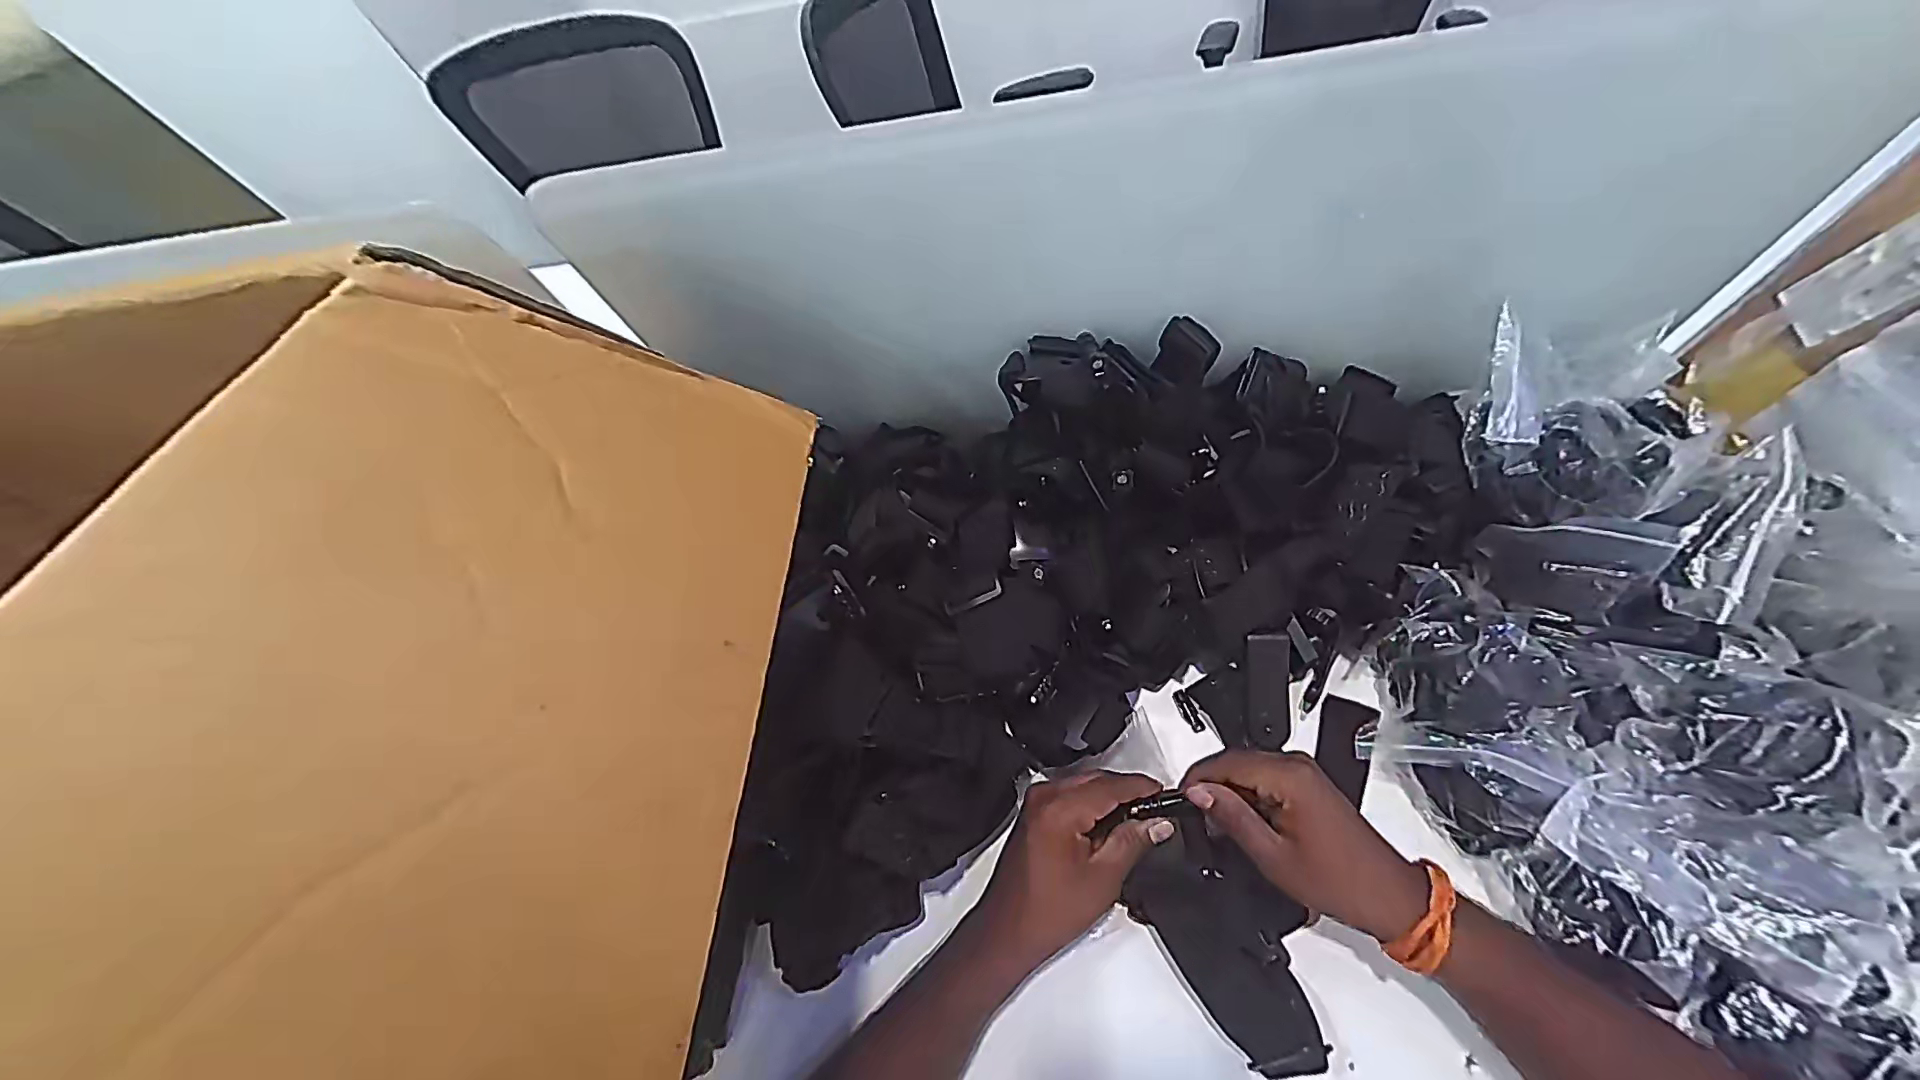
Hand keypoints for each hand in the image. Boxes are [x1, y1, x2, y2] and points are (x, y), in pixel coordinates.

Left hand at [968, 771, 1174, 968]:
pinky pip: (1069, 794)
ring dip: (1110, 797)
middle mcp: (1044, 797)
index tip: (1163, 793)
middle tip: (1155, 809)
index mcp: (1060, 809)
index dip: (1142, 788)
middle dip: (1127, 791)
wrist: (1010, 929)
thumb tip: (1156, 822)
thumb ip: (1133, 841)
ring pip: (1083, 785)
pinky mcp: (1033, 811)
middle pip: (1096, 780)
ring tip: (1136, 819)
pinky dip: (1091, 803)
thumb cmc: (1047, 911)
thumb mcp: (1104, 878)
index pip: (1110, 785)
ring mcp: (1035, 802)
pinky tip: (1108, 824)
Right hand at [1181, 750, 1428, 943]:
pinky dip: (1250, 796)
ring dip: (1231, 792)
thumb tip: (1200, 792)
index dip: (1197, 779)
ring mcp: (1305, 773)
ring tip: (1223, 825)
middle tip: (1199, 816)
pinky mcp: (1308, 784)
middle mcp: (1298, 766)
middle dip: (1212, 786)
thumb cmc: (1343, 881)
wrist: (1388, 897)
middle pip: (1235, 762)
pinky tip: (1248, 823)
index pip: (1225, 762)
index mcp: (1290, 776)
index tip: (1183, 798)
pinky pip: (1265, 778)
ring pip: (1248, 770)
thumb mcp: (1272, 854)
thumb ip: (1231, 816)